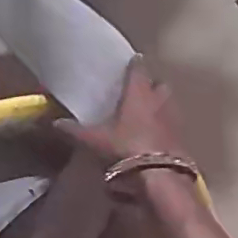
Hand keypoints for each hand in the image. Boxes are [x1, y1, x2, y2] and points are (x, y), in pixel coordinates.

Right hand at [55, 60, 189, 161]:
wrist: (159, 176)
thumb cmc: (125, 149)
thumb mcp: (94, 141)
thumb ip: (75, 131)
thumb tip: (56, 123)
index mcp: (138, 94)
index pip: (138, 70)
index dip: (134, 65)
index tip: (132, 61)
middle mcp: (159, 101)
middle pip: (159, 85)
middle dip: (151, 86)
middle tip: (139, 92)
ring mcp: (173, 119)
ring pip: (168, 104)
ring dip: (159, 106)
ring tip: (146, 115)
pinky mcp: (181, 138)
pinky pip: (172, 125)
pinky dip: (164, 127)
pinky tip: (153, 137)